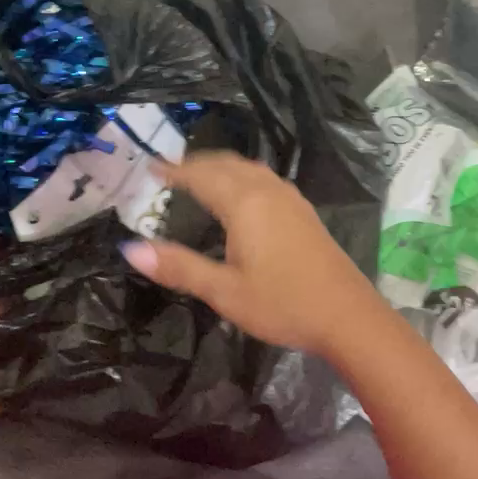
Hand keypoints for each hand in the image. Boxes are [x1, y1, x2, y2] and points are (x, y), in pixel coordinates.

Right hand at [120, 150, 390, 355]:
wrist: (346, 314)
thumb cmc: (282, 304)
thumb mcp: (224, 292)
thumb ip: (179, 268)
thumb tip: (131, 249)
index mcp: (245, 204)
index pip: (201, 176)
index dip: (174, 170)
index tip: (150, 167)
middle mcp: (268, 191)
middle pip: (226, 164)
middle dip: (196, 163)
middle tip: (169, 171)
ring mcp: (290, 199)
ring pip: (248, 169)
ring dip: (221, 167)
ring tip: (199, 177)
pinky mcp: (303, 211)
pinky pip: (264, 179)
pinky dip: (241, 176)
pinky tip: (241, 195)